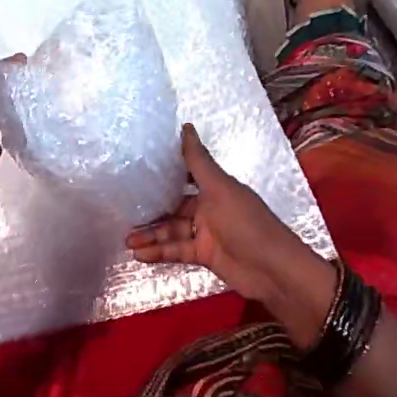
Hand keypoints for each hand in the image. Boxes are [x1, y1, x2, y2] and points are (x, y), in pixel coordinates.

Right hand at [127, 126, 335, 335]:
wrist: (272, 269)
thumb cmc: (247, 224)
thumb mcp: (220, 189)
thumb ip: (199, 162)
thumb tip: (185, 126)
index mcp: (216, 189)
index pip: (186, 177)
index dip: (165, 174)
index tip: (138, 171)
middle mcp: (210, 209)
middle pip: (174, 208)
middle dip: (151, 212)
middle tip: (125, 214)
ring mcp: (207, 234)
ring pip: (173, 231)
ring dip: (151, 235)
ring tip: (127, 240)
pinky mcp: (205, 256)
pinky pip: (177, 251)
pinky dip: (160, 252)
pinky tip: (140, 255)